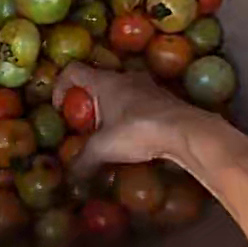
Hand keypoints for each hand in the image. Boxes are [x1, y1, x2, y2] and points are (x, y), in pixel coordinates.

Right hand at [52, 63, 215, 175]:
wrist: (186, 131)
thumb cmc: (138, 130)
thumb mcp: (103, 148)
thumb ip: (83, 160)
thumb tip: (71, 176)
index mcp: (105, 82)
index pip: (73, 70)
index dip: (61, 86)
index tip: (61, 108)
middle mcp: (125, 77)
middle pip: (98, 80)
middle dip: (88, 100)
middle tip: (85, 123)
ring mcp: (148, 86)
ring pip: (121, 90)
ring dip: (111, 107)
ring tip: (109, 132)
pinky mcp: (165, 99)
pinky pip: (140, 102)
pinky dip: (131, 114)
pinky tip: (134, 136)